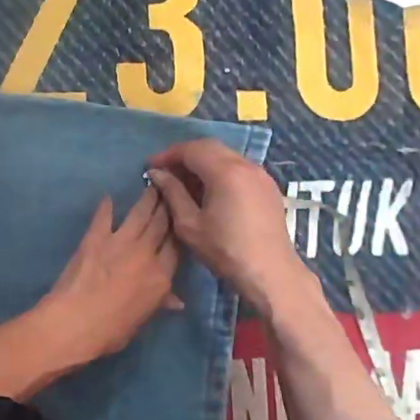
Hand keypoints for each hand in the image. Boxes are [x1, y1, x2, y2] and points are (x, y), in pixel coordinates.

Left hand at [37, 187, 183, 360]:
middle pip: (162, 224)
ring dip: (147, 198)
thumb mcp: (142, 319)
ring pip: (139, 214)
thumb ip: (159, 303)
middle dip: (168, 205)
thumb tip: (177, 301)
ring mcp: (120, 242)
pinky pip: (103, 217)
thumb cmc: (112, 330)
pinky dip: (105, 206)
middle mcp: (146, 253)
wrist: (75, 321)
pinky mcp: (95, 238)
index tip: (185, 214)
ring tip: (152, 184)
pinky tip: (107, 197)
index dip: (181, 229)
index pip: (178, 246)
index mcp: (162, 276)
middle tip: (173, 187)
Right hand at [145, 139, 304, 299]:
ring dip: (202, 162)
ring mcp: (261, 174)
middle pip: (210, 147)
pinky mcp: (267, 186)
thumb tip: (157, 173)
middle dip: (184, 155)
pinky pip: (239, 167)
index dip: (168, 155)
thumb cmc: (225, 250)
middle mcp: (246, 165)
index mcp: (226, 172)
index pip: (192, 150)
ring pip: (226, 155)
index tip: (150, 166)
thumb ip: (172, 193)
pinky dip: (219, 170)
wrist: (269, 272)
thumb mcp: (189, 223)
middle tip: (165, 171)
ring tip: (184, 181)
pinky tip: (208, 190)